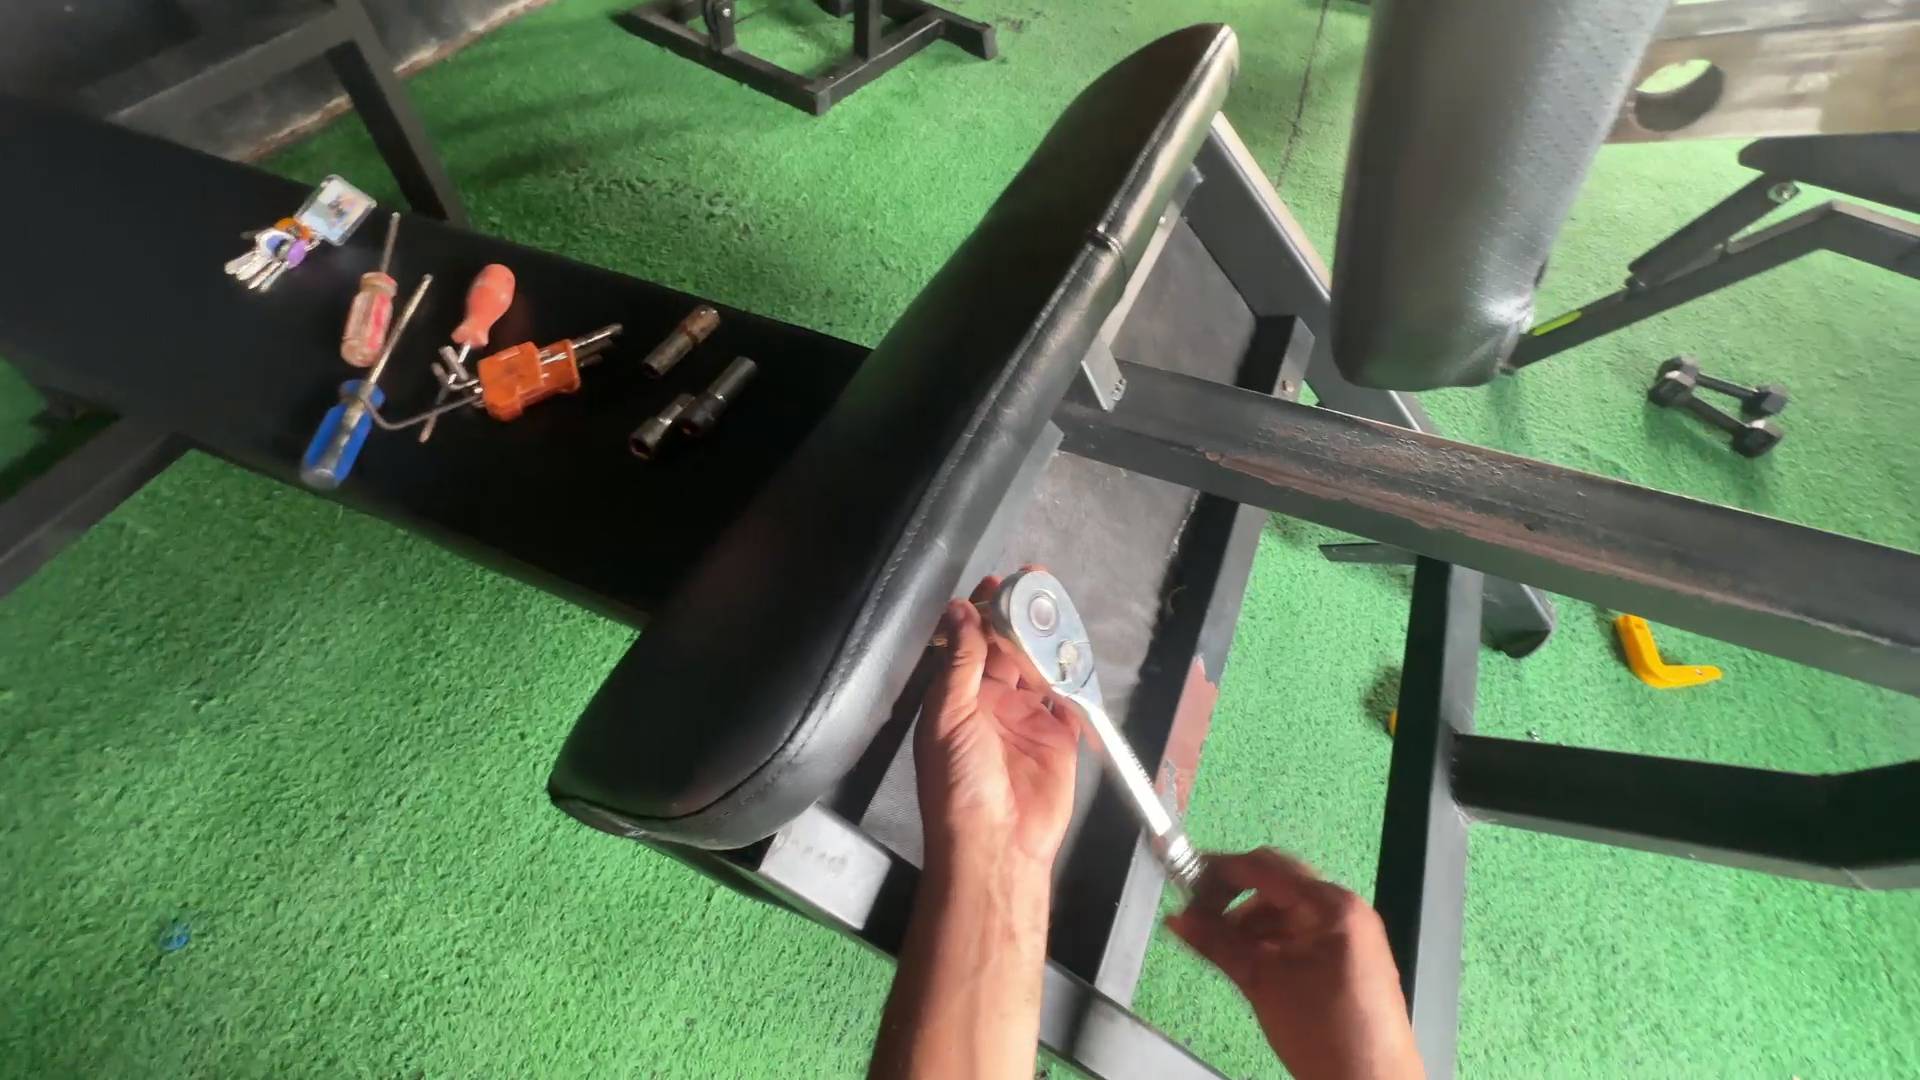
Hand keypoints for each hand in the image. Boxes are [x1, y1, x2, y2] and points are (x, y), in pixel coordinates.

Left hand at [916, 577, 1082, 870]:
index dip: (981, 612)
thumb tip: (961, 610)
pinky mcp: (1059, 735)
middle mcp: (991, 701)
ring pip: (1038, 666)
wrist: (997, 845)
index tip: (995, 582)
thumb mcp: (949, 716)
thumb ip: (960, 662)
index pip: (970, 643)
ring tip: (1057, 608)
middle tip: (1034, 583)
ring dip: (1046, 639)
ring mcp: (1027, 716)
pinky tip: (1077, 649)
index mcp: (958, 696)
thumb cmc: (959, 781)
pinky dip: (1074, 675)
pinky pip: (1068, 697)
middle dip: (1018, 616)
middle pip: (1006, 648)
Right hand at [1167, 849, 1424, 1079]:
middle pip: (1274, 882)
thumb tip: (1176, 919)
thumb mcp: (1262, 982)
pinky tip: (1246, 957)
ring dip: (1247, 919)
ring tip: (1218, 943)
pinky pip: (1298, 929)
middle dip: (1232, 895)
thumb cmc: (1323, 1033)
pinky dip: (1268, 937)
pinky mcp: (1346, 956)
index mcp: (1331, 905)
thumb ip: (1216, 943)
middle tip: (1197, 912)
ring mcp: (1348, 932)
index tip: (1184, 879)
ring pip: (1283, 907)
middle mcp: (1343, 908)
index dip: (1219, 870)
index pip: (1264, 868)